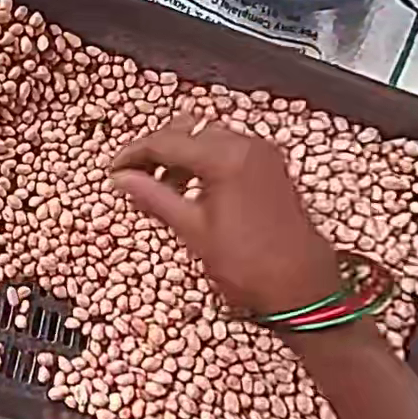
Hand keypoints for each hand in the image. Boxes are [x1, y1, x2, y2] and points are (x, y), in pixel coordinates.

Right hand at [110, 113, 339, 316]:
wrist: (303, 287)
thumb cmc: (247, 264)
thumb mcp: (191, 229)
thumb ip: (153, 196)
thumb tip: (121, 178)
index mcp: (225, 158)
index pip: (164, 142)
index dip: (133, 154)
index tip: (114, 170)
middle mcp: (246, 146)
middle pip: (185, 131)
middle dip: (155, 150)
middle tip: (133, 176)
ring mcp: (261, 154)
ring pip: (204, 137)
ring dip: (177, 155)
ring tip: (158, 186)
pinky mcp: (269, 166)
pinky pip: (225, 149)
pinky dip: (201, 161)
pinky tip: (187, 188)